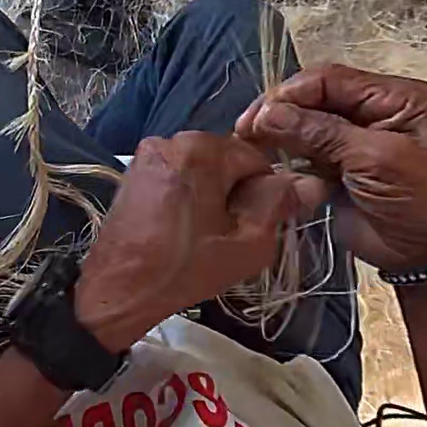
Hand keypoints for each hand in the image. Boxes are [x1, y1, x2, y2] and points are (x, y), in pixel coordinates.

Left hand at [75, 132, 327, 351]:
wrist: (120, 286)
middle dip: (234, 192)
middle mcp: (170, 140)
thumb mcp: (248, 242)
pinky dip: (186, 196)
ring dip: (210, 195)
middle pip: (225, 161)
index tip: (255, 223)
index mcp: (200, 148)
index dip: (264, 192)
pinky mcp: (132, 173)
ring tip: (203, 232)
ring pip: (199, 170)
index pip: (256, 159)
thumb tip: (306, 181)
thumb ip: (277, 205)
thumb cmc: (186, 266)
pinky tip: (182, 227)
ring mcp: (146, 155)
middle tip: (228, 232)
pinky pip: (175, 177)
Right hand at [234, 64, 426, 274]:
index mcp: (395, 98)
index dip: (289, 94)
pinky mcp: (334, 169)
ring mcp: (351, 141)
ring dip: (275, 136)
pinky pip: (299, 154)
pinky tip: (268, 165)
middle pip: (310, 100)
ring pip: (300, 126)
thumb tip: (264, 115)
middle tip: (245, 134)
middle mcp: (371, 113)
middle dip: (277, 114)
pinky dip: (282, 159)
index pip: (329, 80)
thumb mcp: (377, 159)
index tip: (257, 118)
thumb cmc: (423, 202)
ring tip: (251, 149)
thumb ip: (320, 133)